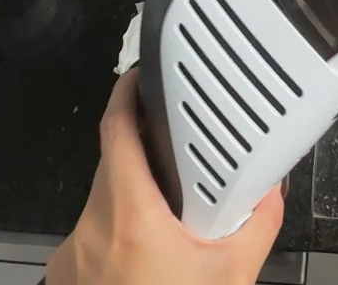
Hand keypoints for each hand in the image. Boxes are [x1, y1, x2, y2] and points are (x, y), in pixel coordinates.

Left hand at [46, 70, 283, 284]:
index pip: (115, 128)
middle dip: (143, 148)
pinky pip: (92, 232)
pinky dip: (117, 228)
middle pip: (112, 161)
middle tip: (174, 141)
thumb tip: (272, 181)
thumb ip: (257, 220)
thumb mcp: (232, 275)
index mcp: (128, 214)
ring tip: (167, 207)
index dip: (125, 91)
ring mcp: (71, 255)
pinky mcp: (64, 275)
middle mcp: (90, 228)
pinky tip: (144, 252)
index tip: (140, 72)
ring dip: (131, 193)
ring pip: (102, 199)